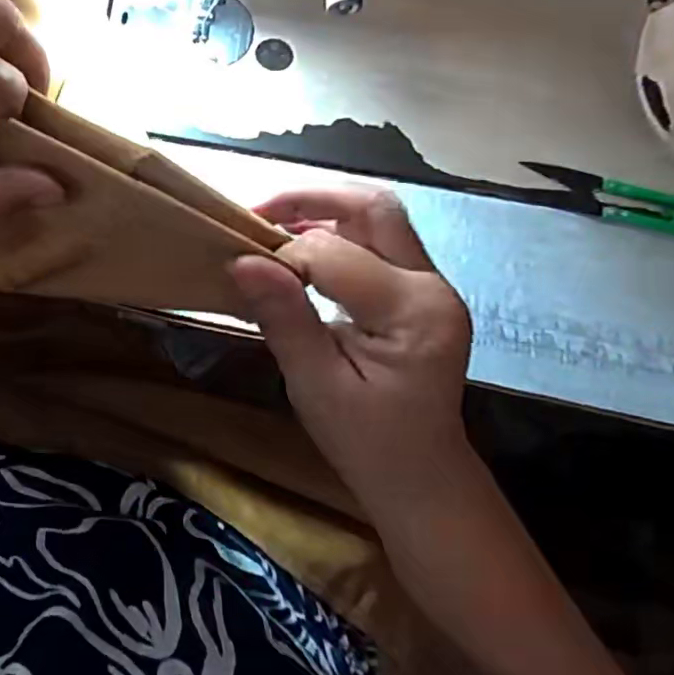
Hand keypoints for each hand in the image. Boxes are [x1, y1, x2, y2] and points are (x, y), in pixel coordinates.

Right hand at [229, 189, 474, 509]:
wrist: (420, 475)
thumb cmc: (365, 439)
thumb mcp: (314, 383)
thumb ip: (284, 317)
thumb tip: (242, 261)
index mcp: (413, 311)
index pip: (332, 252)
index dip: (280, 257)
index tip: (242, 276)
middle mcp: (431, 285)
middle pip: (373, 207)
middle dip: (307, 199)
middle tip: (252, 214)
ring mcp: (429, 285)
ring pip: (376, 215)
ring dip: (319, 210)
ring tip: (267, 226)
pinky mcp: (416, 291)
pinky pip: (374, 239)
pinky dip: (330, 231)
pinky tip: (294, 252)